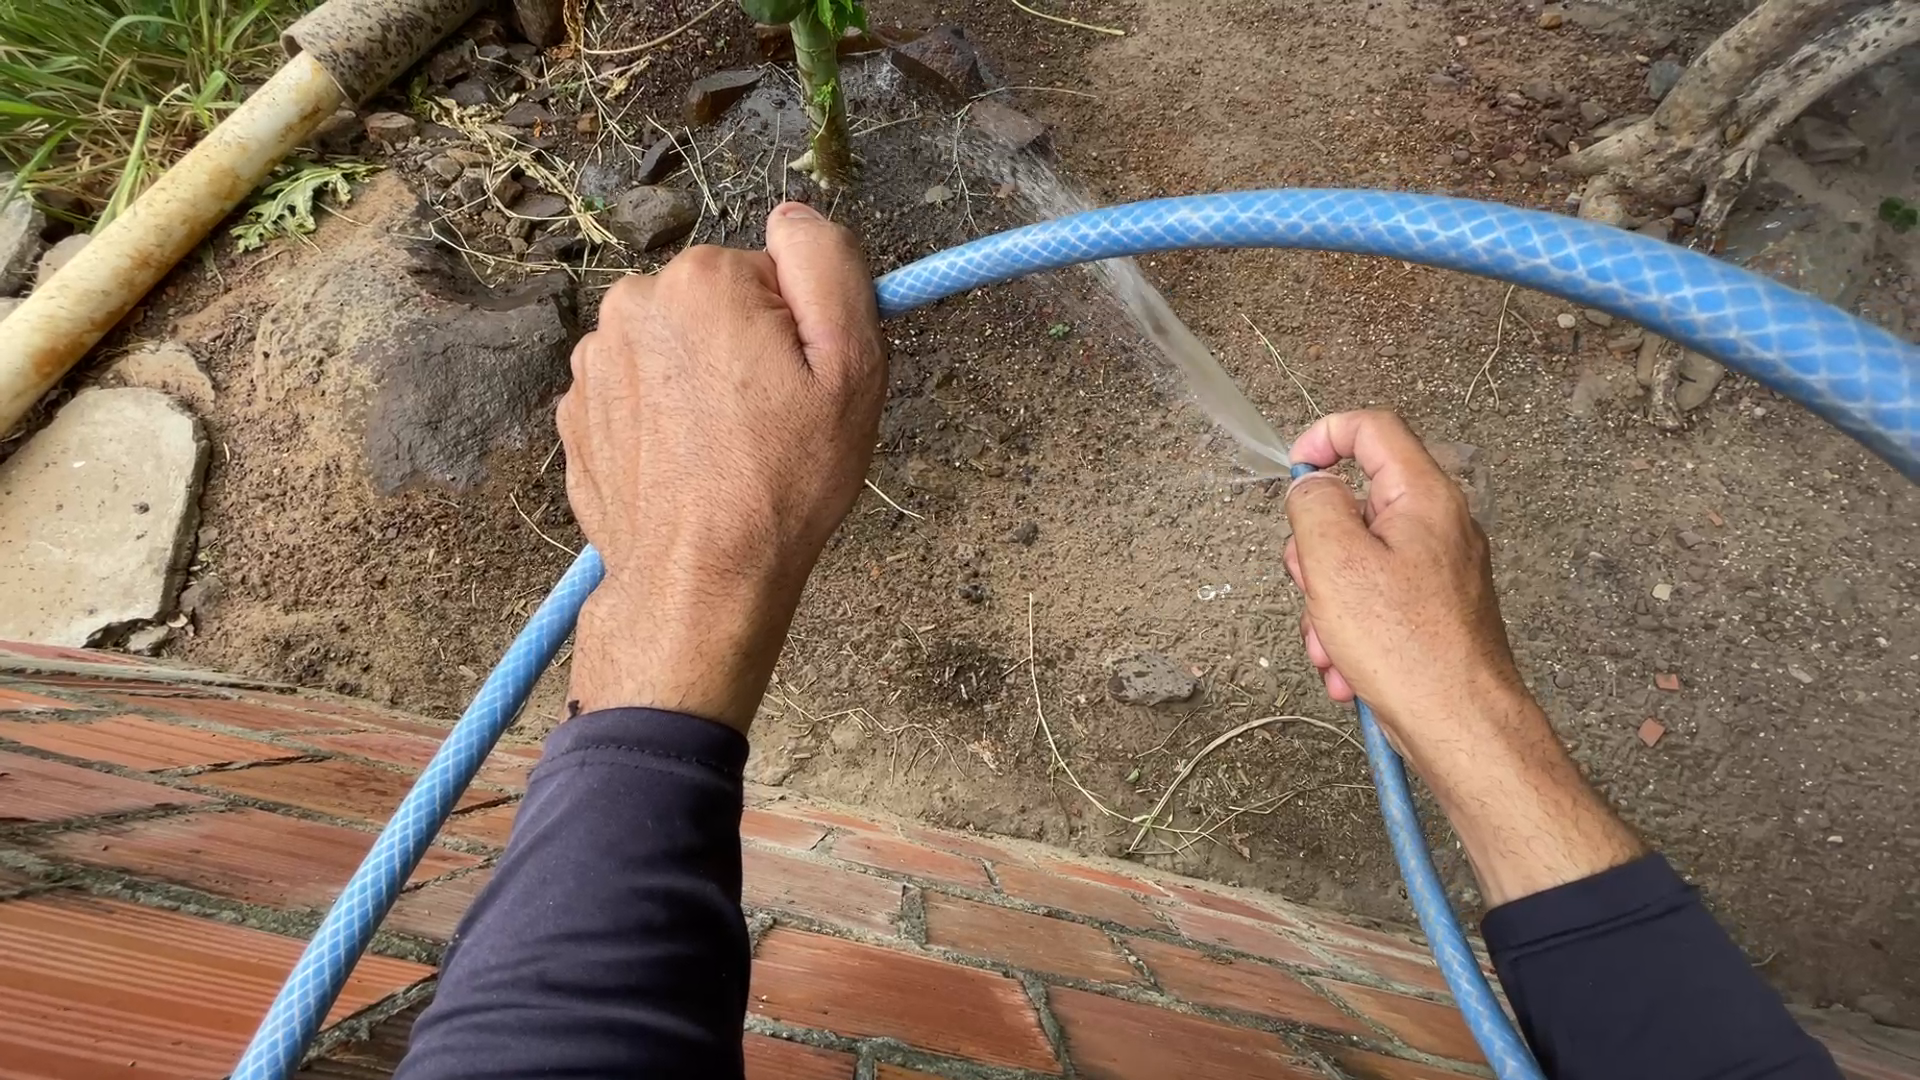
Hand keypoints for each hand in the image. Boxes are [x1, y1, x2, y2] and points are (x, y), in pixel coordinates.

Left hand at [558, 202, 885, 732]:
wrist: (702, 579)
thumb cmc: (785, 481)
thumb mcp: (851, 368)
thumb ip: (830, 264)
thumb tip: (793, 216)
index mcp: (701, 281)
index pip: (772, 276)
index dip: (799, 332)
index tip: (802, 387)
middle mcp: (632, 305)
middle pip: (720, 308)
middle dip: (751, 352)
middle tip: (772, 424)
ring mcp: (593, 363)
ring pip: (678, 351)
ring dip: (707, 386)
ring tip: (730, 452)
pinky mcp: (576, 413)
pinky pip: (642, 394)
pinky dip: (667, 419)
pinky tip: (690, 467)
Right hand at [1283, 410, 1640, 903]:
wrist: (1460, 725)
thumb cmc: (1403, 644)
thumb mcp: (1334, 561)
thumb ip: (1315, 506)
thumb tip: (1311, 487)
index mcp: (1424, 497)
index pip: (1372, 428)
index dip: (1324, 436)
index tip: (1293, 470)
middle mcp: (1438, 524)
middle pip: (1354, 503)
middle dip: (1314, 547)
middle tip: (1309, 583)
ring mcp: (1437, 568)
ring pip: (1355, 557)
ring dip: (1325, 599)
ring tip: (1329, 643)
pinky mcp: (1430, 606)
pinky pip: (1371, 596)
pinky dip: (1347, 624)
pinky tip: (1345, 666)